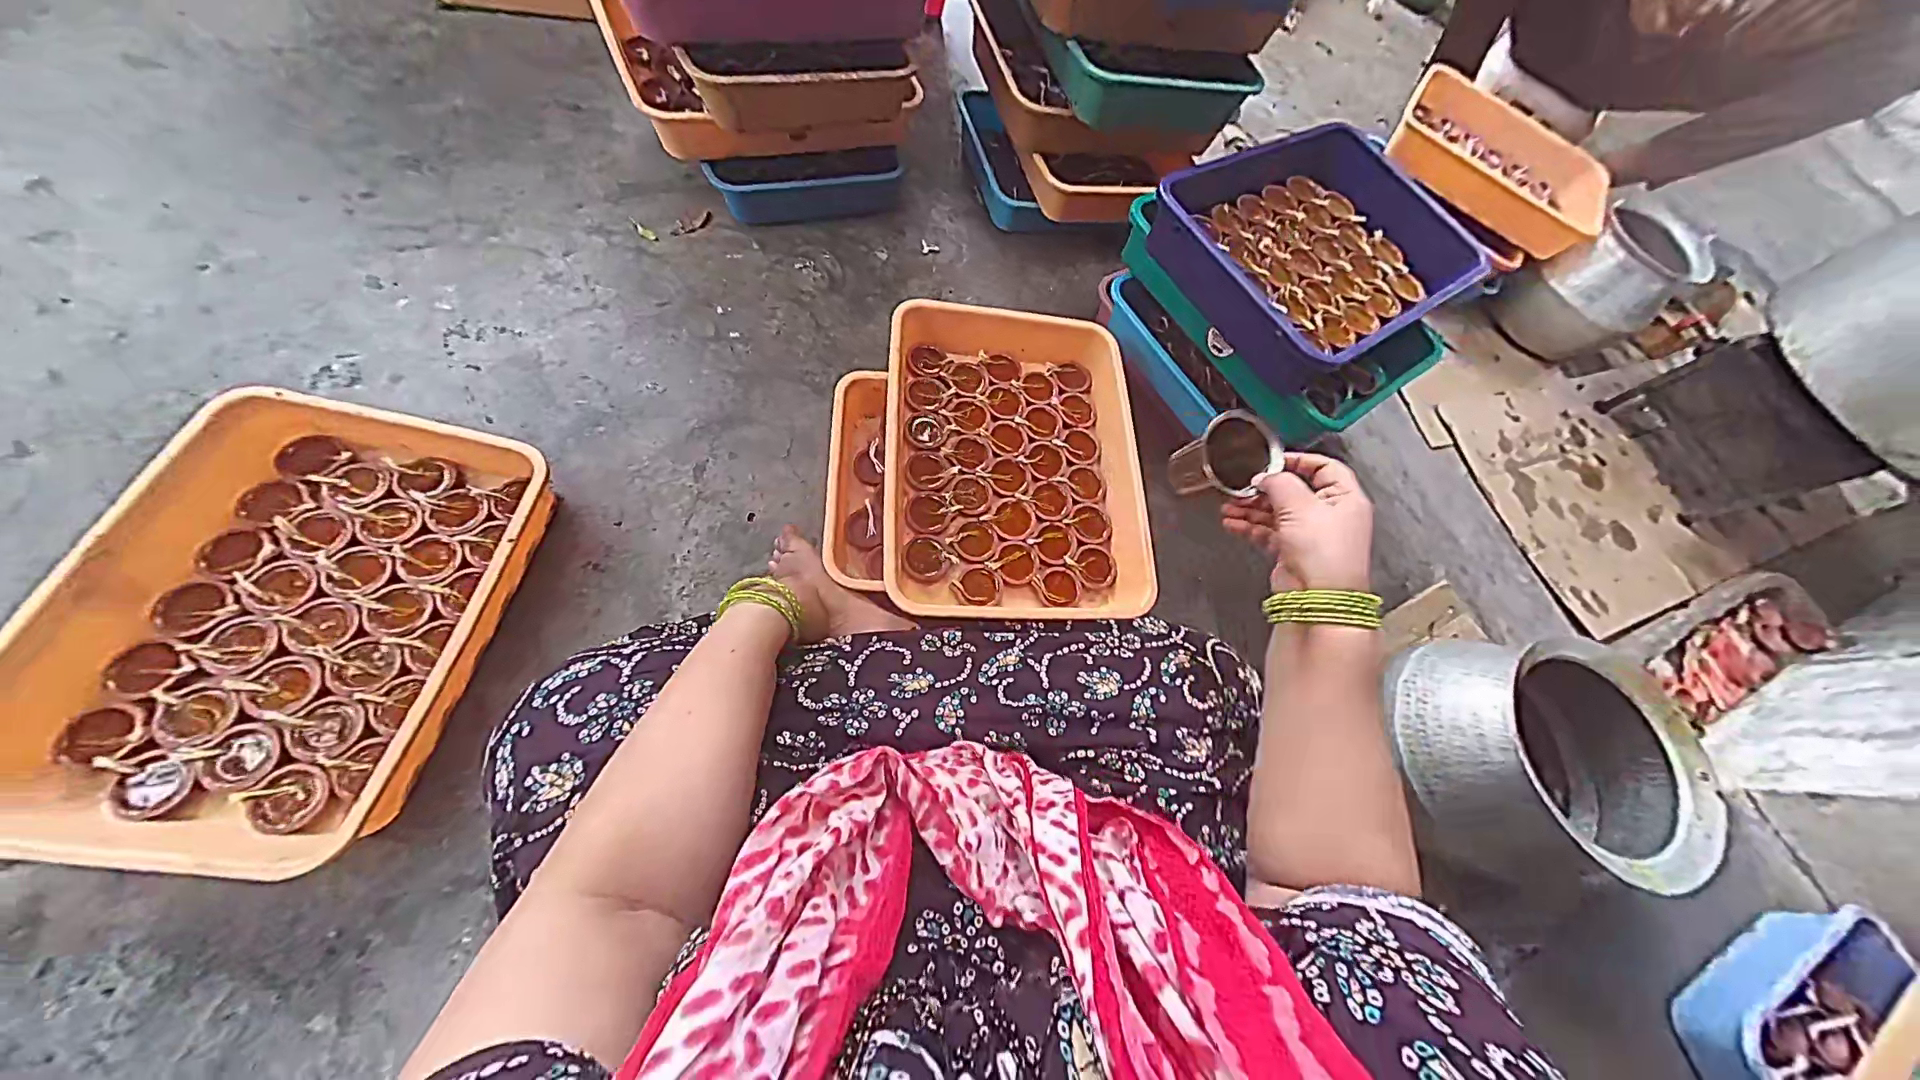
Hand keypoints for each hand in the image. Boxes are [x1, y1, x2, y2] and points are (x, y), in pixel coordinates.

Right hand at [1219, 452, 1373, 592]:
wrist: (1318, 597)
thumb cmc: (1324, 555)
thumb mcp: (1300, 506)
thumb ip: (1280, 484)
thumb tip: (1266, 476)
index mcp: (1344, 498)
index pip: (1324, 467)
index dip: (1298, 461)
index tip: (1273, 461)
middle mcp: (1329, 515)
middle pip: (1294, 491)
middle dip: (1265, 489)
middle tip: (1244, 487)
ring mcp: (1309, 534)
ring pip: (1276, 512)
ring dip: (1251, 508)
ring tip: (1230, 506)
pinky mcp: (1292, 550)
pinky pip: (1267, 532)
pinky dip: (1249, 527)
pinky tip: (1233, 523)